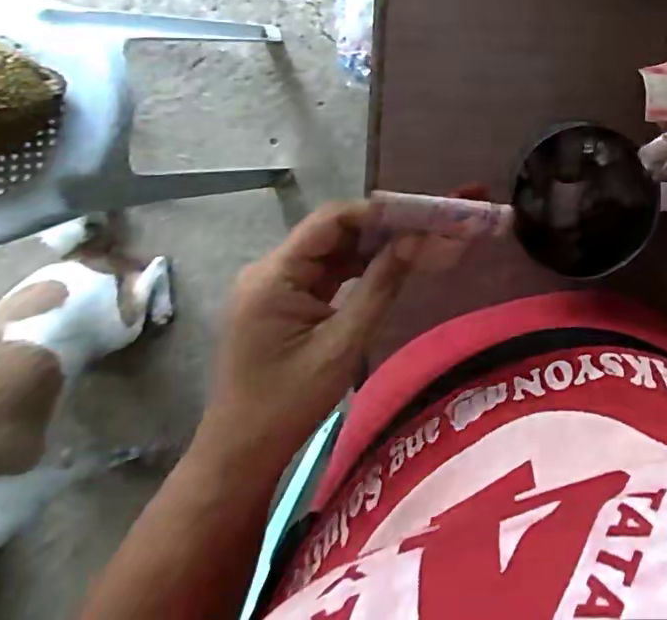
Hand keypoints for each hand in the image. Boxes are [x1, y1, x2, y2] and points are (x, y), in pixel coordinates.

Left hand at [198, 201, 469, 453]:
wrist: (241, 453)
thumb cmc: (289, 402)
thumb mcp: (343, 344)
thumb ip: (380, 286)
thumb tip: (415, 240)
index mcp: (273, 275)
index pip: (330, 221)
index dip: (376, 213)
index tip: (418, 216)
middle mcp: (269, 270)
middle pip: (331, 232)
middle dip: (379, 229)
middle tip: (425, 231)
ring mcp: (273, 286)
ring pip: (330, 252)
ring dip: (370, 249)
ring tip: (414, 247)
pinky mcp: (281, 302)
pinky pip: (324, 273)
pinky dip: (355, 270)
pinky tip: (387, 271)